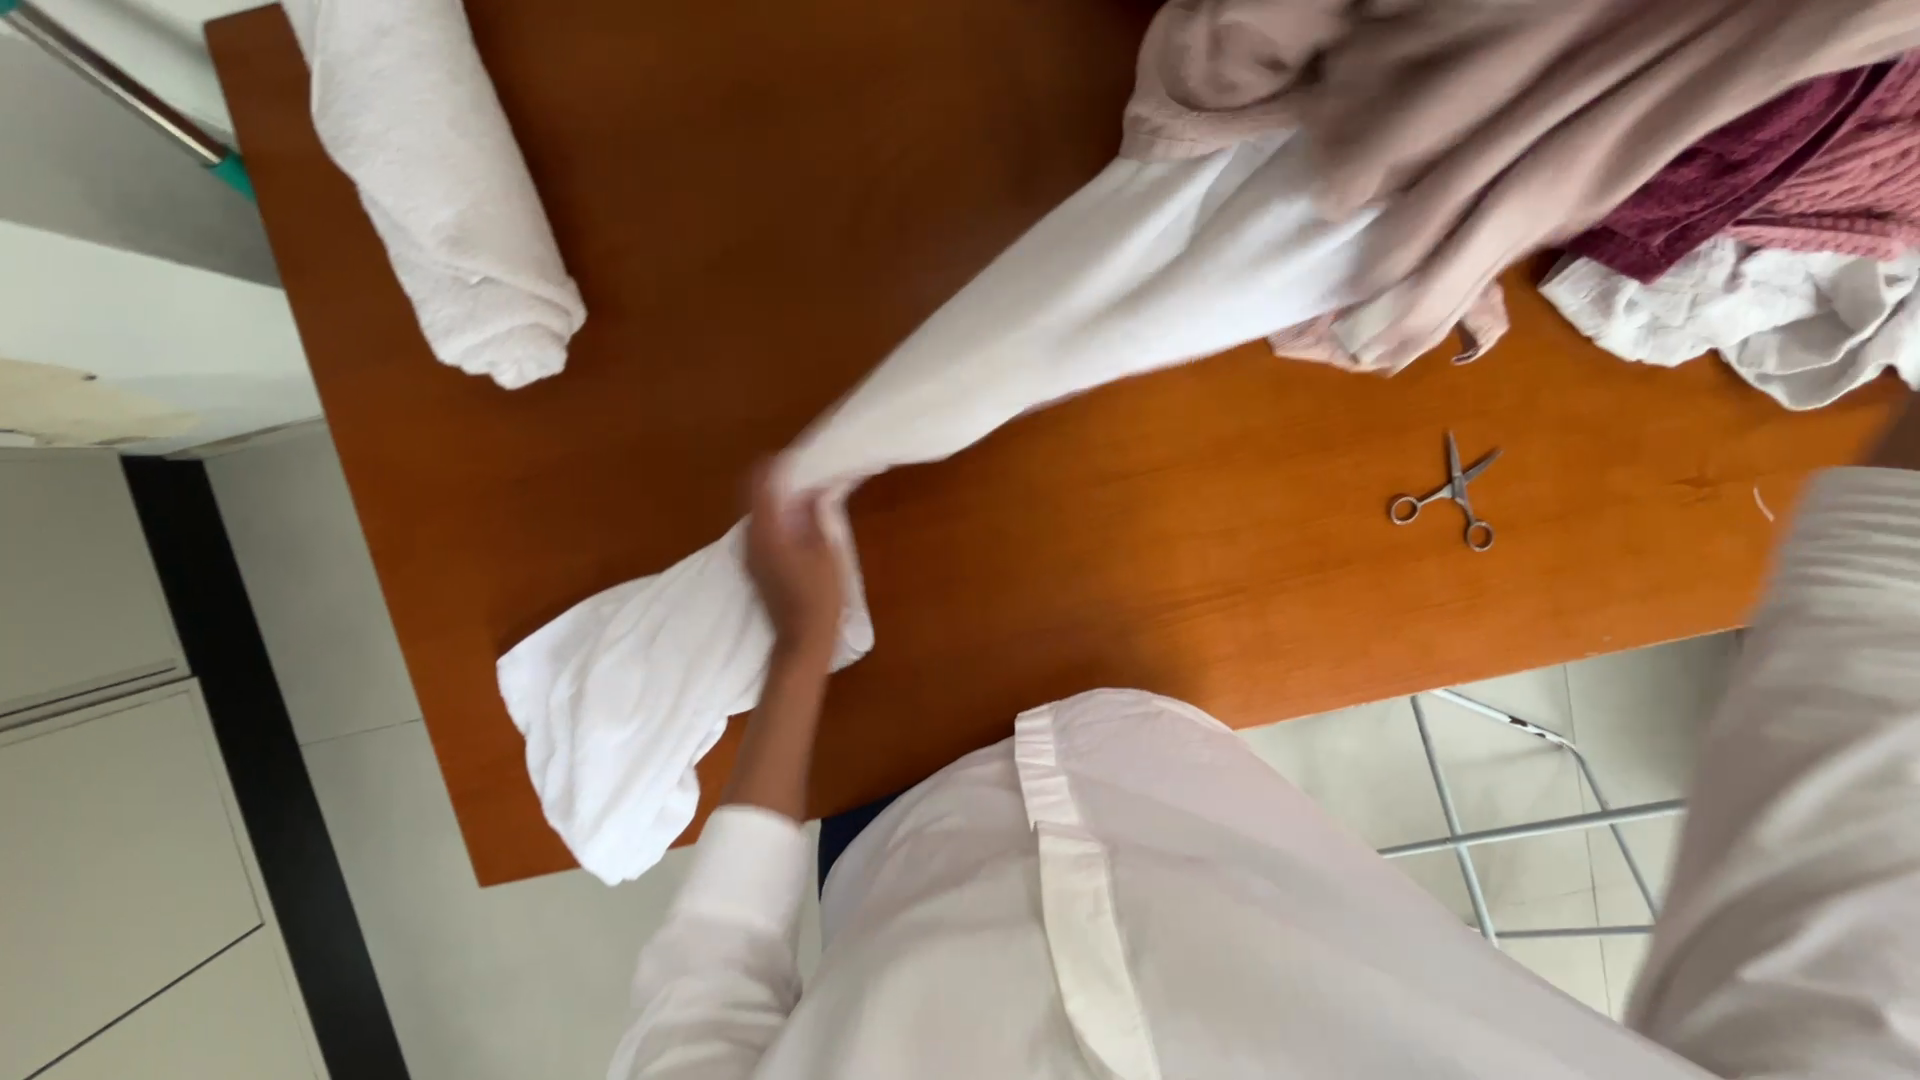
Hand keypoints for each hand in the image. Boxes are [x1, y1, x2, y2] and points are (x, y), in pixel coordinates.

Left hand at [744, 460, 843, 653]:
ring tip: (805, 495)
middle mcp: (751, 539)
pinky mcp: (754, 566)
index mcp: (768, 532)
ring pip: (757, 513)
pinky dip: (775, 518)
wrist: (802, 640)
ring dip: (775, 500)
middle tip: (804, 473)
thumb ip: (815, 516)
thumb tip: (812, 490)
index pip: (760, 485)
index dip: (774, 466)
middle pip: (754, 496)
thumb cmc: (820, 597)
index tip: (794, 456)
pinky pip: (760, 529)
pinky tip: (798, 523)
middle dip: (774, 481)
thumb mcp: (826, 551)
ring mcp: (749, 555)